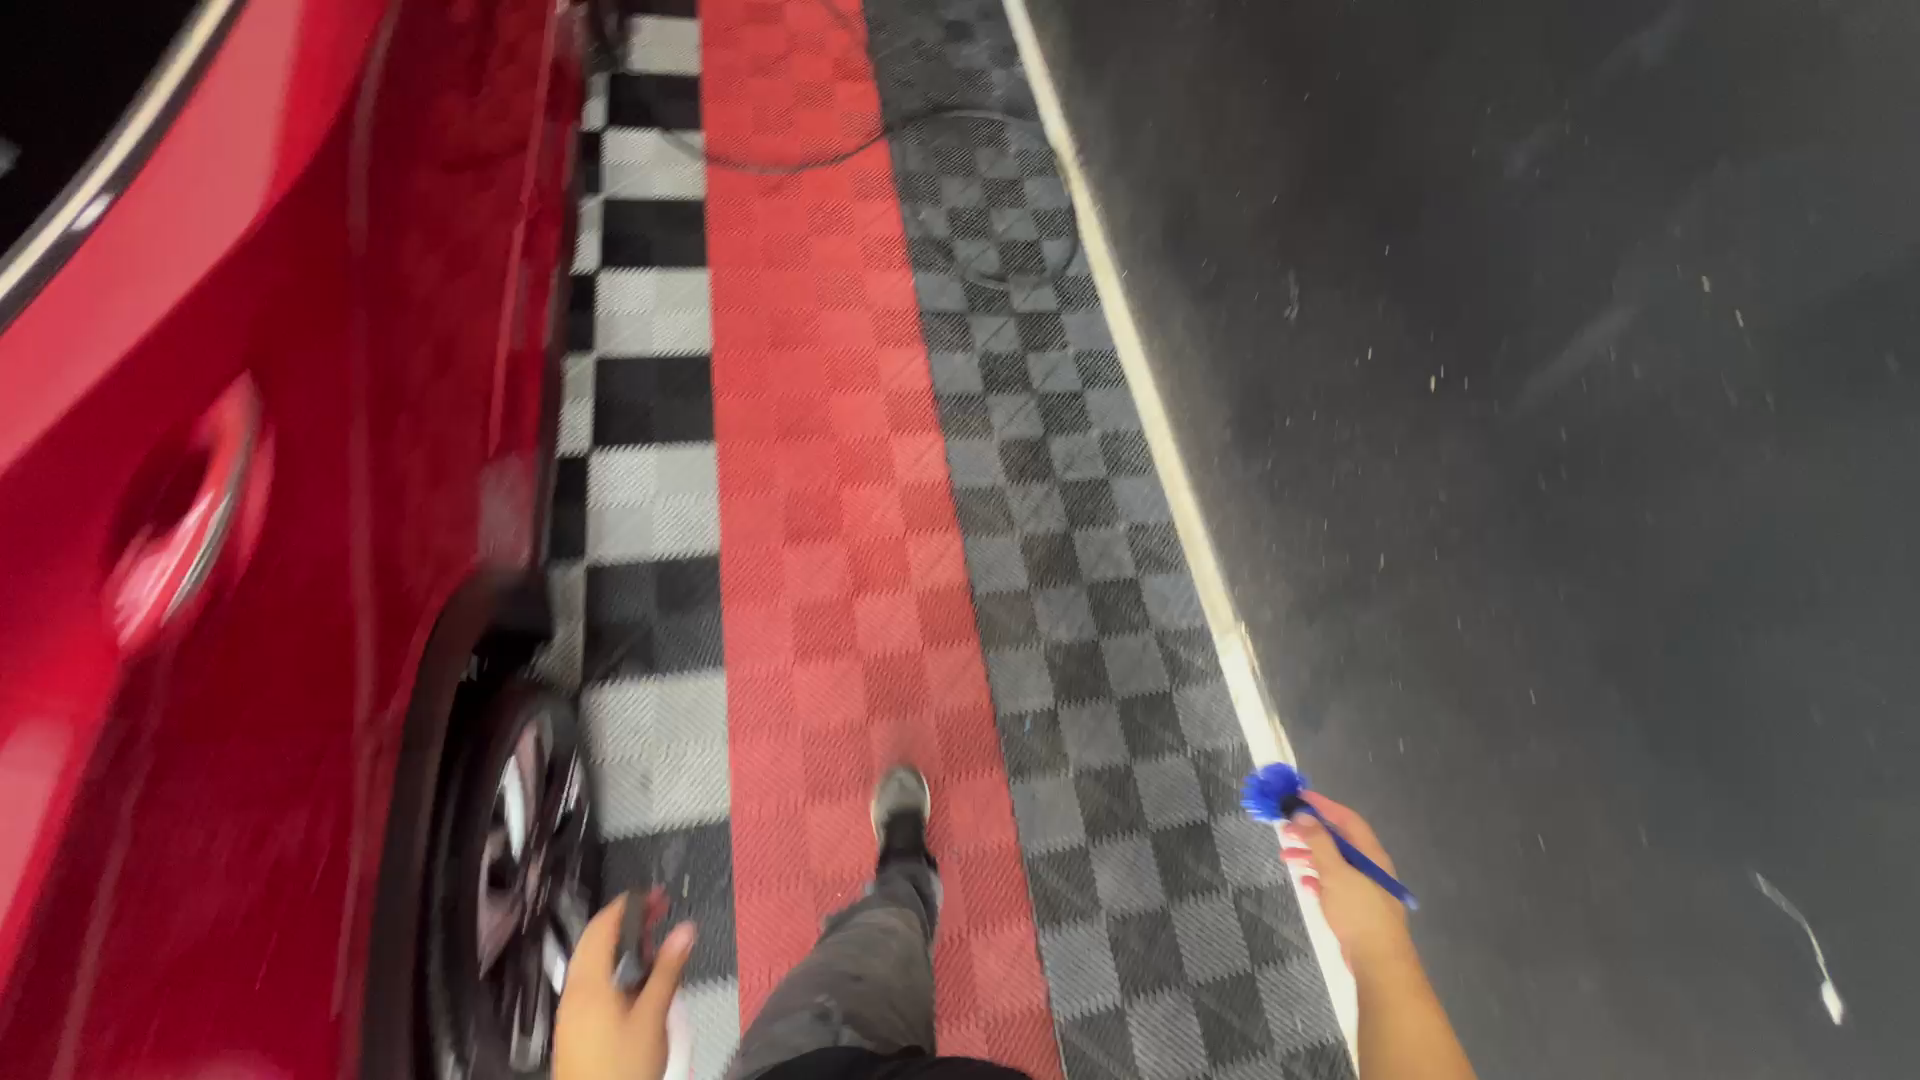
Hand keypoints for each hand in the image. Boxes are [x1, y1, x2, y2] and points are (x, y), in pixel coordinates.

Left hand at [555, 892, 696, 1079]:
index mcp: (590, 982)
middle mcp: (575, 991)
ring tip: (652, 942)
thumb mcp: (653, 1015)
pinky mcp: (575, 1026)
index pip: (603, 925)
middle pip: (594, 939)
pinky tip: (636, 978)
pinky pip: (591, 979)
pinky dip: (613, 965)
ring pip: (591, 960)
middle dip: (626, 920)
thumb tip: (686, 928)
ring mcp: (572, 1009)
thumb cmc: (624, 1067)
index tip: (657, 895)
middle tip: (658, 912)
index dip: (630, 904)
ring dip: (619, 943)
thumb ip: (668, 968)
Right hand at [1282, 791, 1414, 974]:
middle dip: (1311, 831)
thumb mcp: (1335, 872)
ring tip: (1286, 856)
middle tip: (1285, 828)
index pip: (1347, 819)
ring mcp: (1363, 888)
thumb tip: (1303, 814)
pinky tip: (1304, 882)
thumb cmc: (1359, 912)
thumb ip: (1318, 841)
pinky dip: (1317, 877)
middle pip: (1338, 839)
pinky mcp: (1355, 907)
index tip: (1299, 797)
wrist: (1379, 962)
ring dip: (1310, 854)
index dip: (1324, 805)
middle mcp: (1369, 867)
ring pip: (1333, 861)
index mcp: (1371, 855)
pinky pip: (1333, 883)